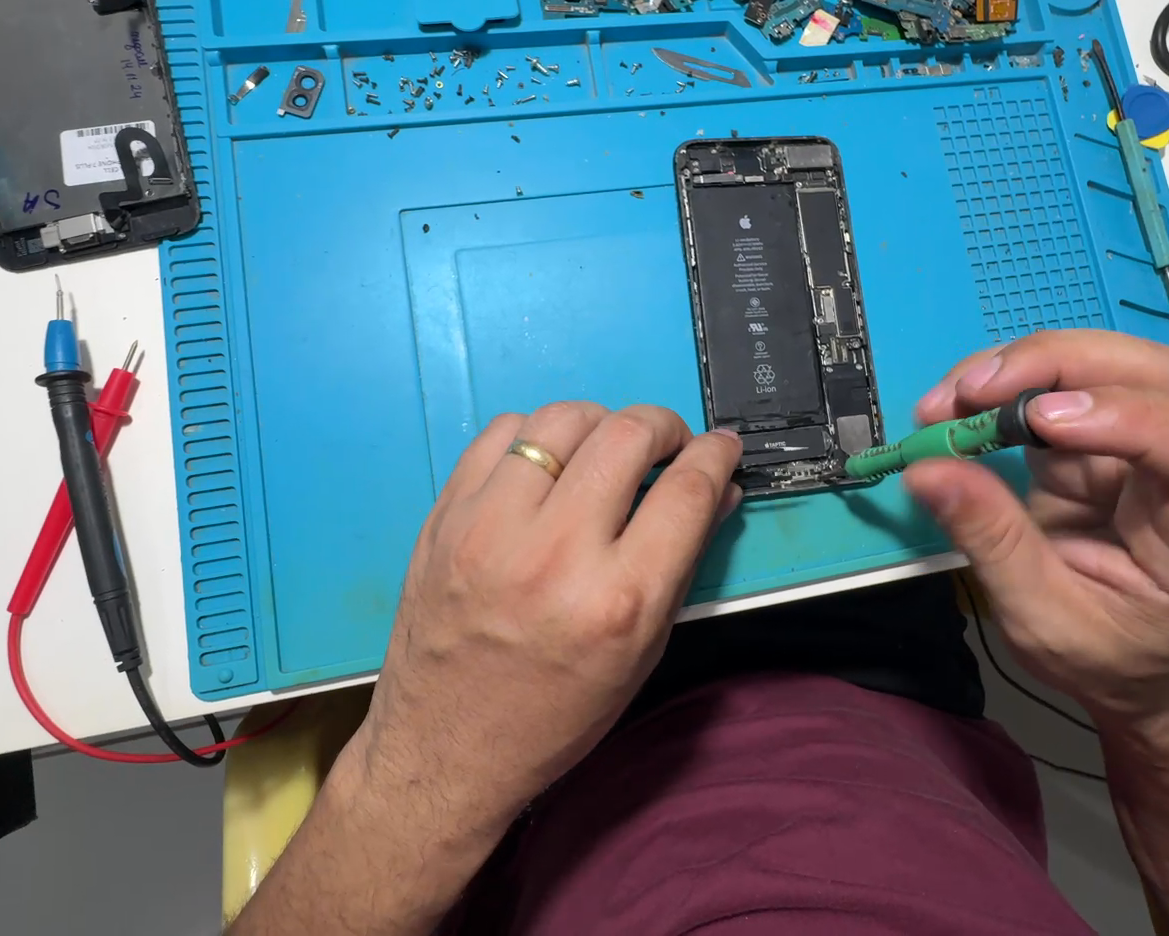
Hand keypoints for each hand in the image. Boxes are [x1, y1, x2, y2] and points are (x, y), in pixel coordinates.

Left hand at [349, 404, 741, 838]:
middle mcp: (554, 554)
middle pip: (626, 435)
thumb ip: (686, 559)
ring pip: (562, 418)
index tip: (722, 447)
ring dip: (602, 423)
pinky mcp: (446, 516)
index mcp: (617, 601)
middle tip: (669, 446)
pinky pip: (501, 433)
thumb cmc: (560, 712)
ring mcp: (489, 528)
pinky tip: (549, 464)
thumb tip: (720, 488)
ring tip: (608, 452)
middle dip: (664, 426)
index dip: (716, 456)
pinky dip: (538, 435)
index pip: (686, 492)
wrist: (445, 749)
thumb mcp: (644, 650)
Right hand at [904, 331, 1168, 724]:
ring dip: (1022, 367)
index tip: (1042, 422)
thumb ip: (992, 543)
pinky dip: (1001, 387)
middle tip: (971, 390)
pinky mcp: (1098, 437)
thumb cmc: (1107, 655)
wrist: (1126, 665)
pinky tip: (955, 407)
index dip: (1135, 420)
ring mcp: (1144, 443)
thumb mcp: (1042, 619)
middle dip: (1059, 365)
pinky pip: (1055, 388)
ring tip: (948, 400)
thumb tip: (925, 470)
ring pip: (1104, 364)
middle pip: (1154, 377)